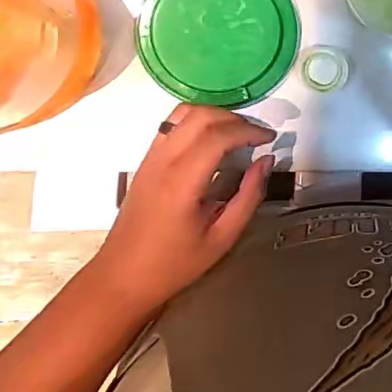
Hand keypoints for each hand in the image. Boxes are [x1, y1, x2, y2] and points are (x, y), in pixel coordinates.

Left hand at [98, 105, 275, 301]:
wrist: (121, 277)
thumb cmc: (174, 264)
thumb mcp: (223, 237)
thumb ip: (249, 196)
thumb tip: (266, 161)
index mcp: (182, 181)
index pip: (219, 136)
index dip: (249, 131)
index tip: (269, 139)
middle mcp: (163, 161)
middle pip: (201, 116)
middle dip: (234, 118)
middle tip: (256, 135)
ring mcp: (150, 158)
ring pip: (183, 114)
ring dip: (215, 115)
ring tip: (236, 133)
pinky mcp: (145, 161)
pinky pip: (171, 125)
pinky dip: (196, 122)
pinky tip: (212, 140)